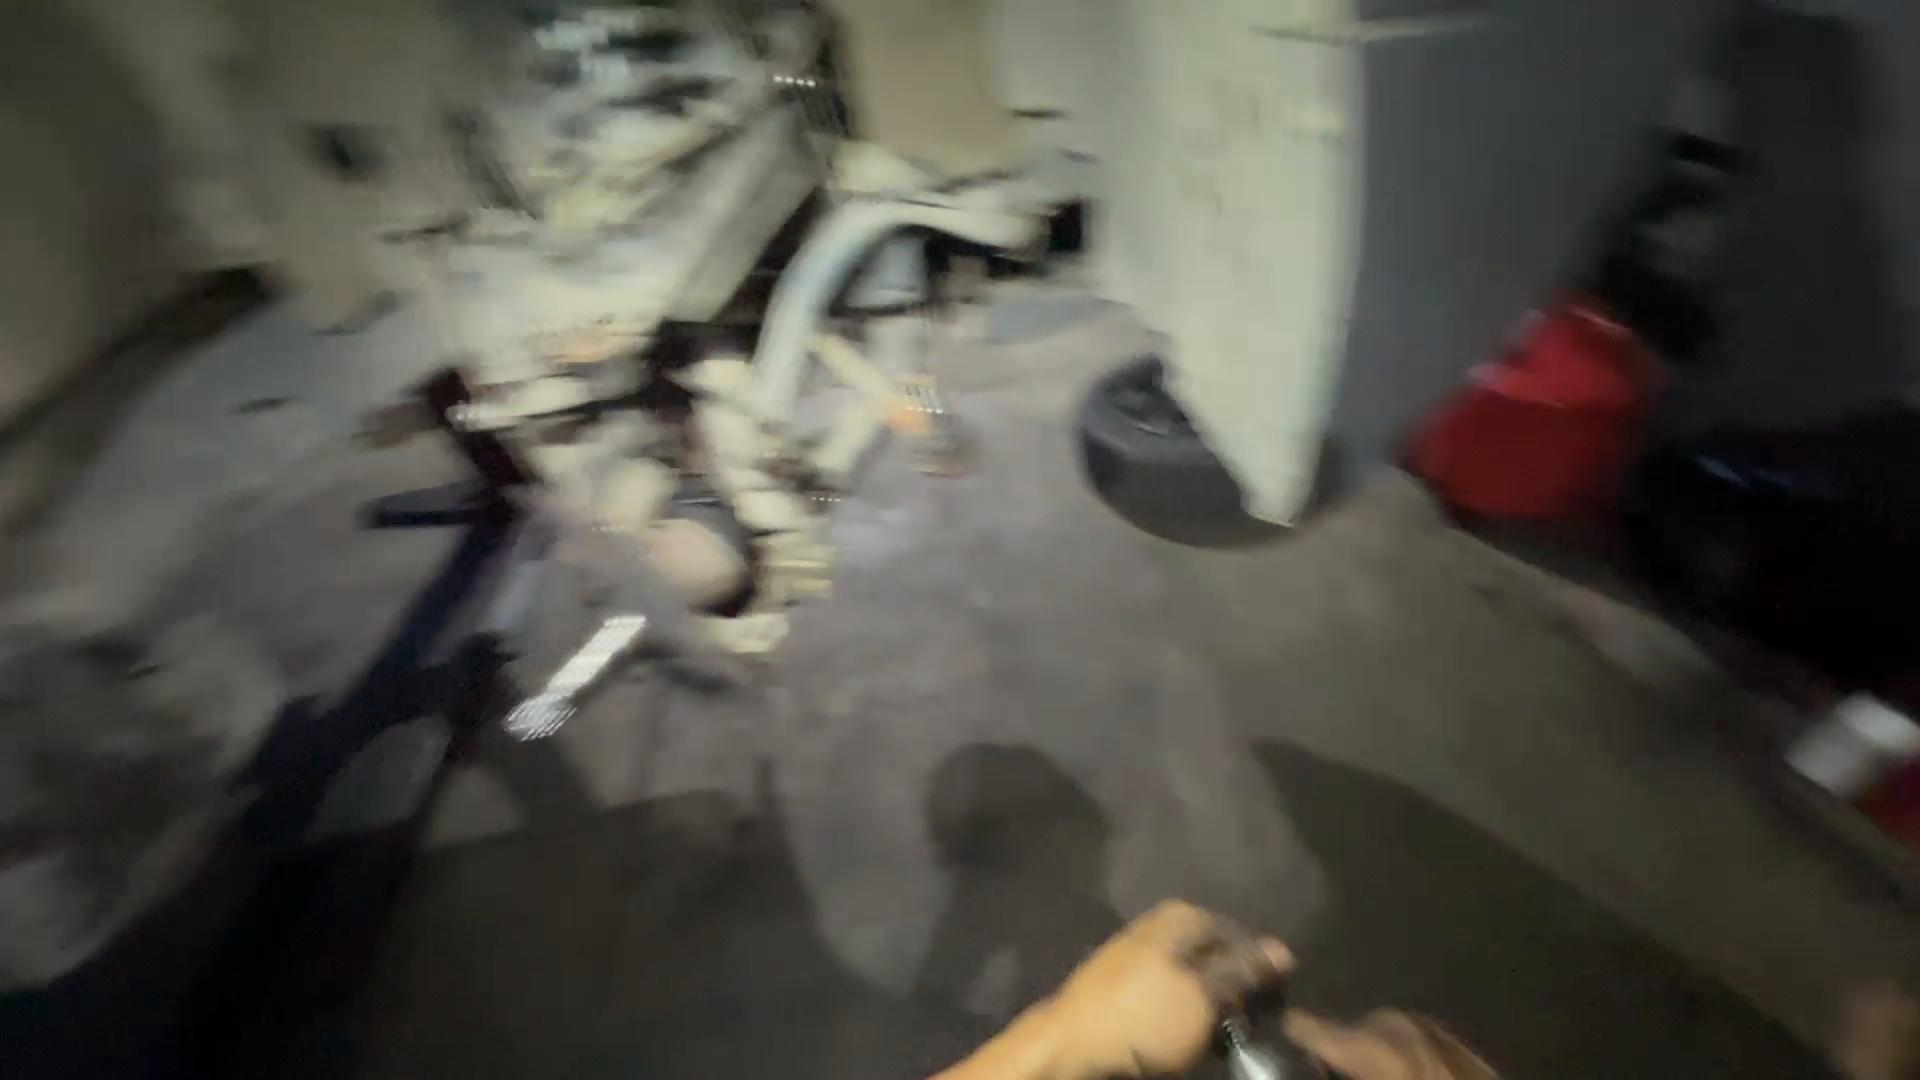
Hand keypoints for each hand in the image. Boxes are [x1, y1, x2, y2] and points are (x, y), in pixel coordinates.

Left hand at [941, 901, 1292, 1079]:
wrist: (1075, 1042)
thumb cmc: (1144, 1017)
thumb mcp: (1203, 996)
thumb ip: (1242, 970)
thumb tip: (1282, 948)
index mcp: (1181, 916)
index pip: (1241, 934)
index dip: (1263, 969)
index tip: (1280, 1003)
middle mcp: (1162, 922)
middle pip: (1217, 952)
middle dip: (1238, 984)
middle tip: (1255, 1021)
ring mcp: (1144, 948)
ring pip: (1196, 972)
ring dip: (1214, 1000)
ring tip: (1228, 1030)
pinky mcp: (1131, 979)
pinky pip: (1175, 988)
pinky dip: (1190, 1007)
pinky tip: (1197, 1030)